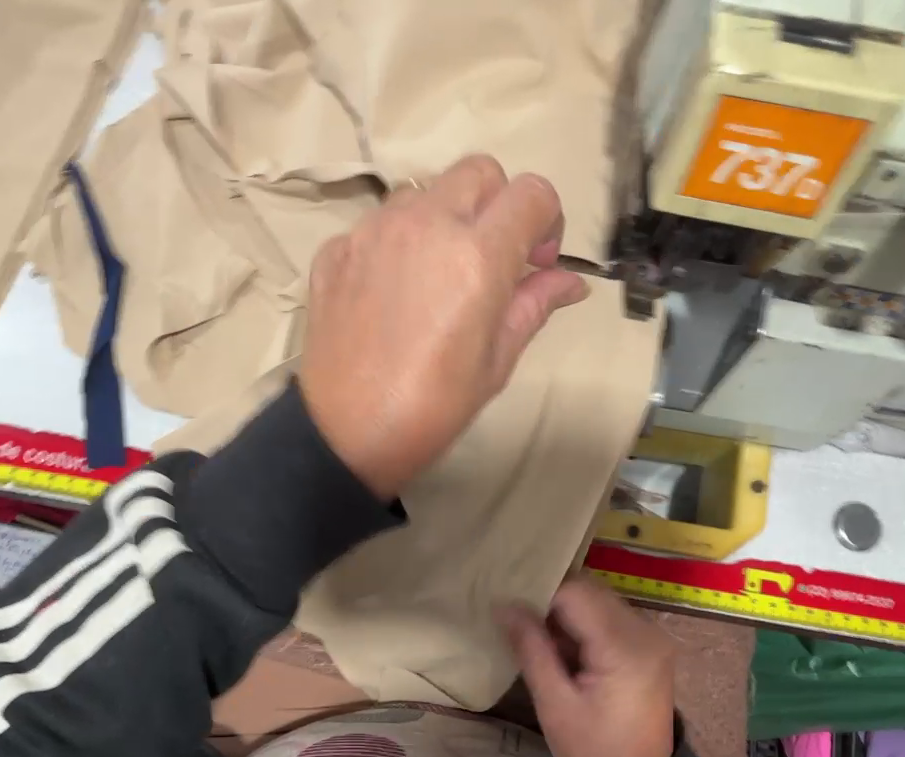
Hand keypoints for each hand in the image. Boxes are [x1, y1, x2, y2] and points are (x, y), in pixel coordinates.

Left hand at [298, 154, 591, 498]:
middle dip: (497, 206)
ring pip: (423, 193)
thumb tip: (569, 281)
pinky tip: (392, 295)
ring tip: (436, 278)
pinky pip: (377, 225)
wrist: (345, 435)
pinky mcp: (335, 250)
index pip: (532, 193)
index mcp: (476, 254)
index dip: (546, 221)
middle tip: (492, 260)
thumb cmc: (432, 408)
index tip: (536, 262)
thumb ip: (533, 306)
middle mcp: (424, 225)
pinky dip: (396, 245)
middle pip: (478, 173)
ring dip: (443, 220)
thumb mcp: (495, 362)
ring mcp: (372, 232)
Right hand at [499, 577, 677, 756]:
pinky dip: (582, 624)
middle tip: (515, 619)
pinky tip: (560, 647)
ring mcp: (651, 637)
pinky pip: (609, 618)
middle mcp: (646, 631)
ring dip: (565, 612)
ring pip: (598, 601)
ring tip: (534, 635)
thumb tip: (504, 605)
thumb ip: (531, 649)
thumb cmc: (593, 755)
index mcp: (624, 646)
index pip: (575, 592)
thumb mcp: (554, 705)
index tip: (506, 605)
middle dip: (550, 600)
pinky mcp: (649, 647)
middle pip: (589, 590)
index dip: (538, 592)